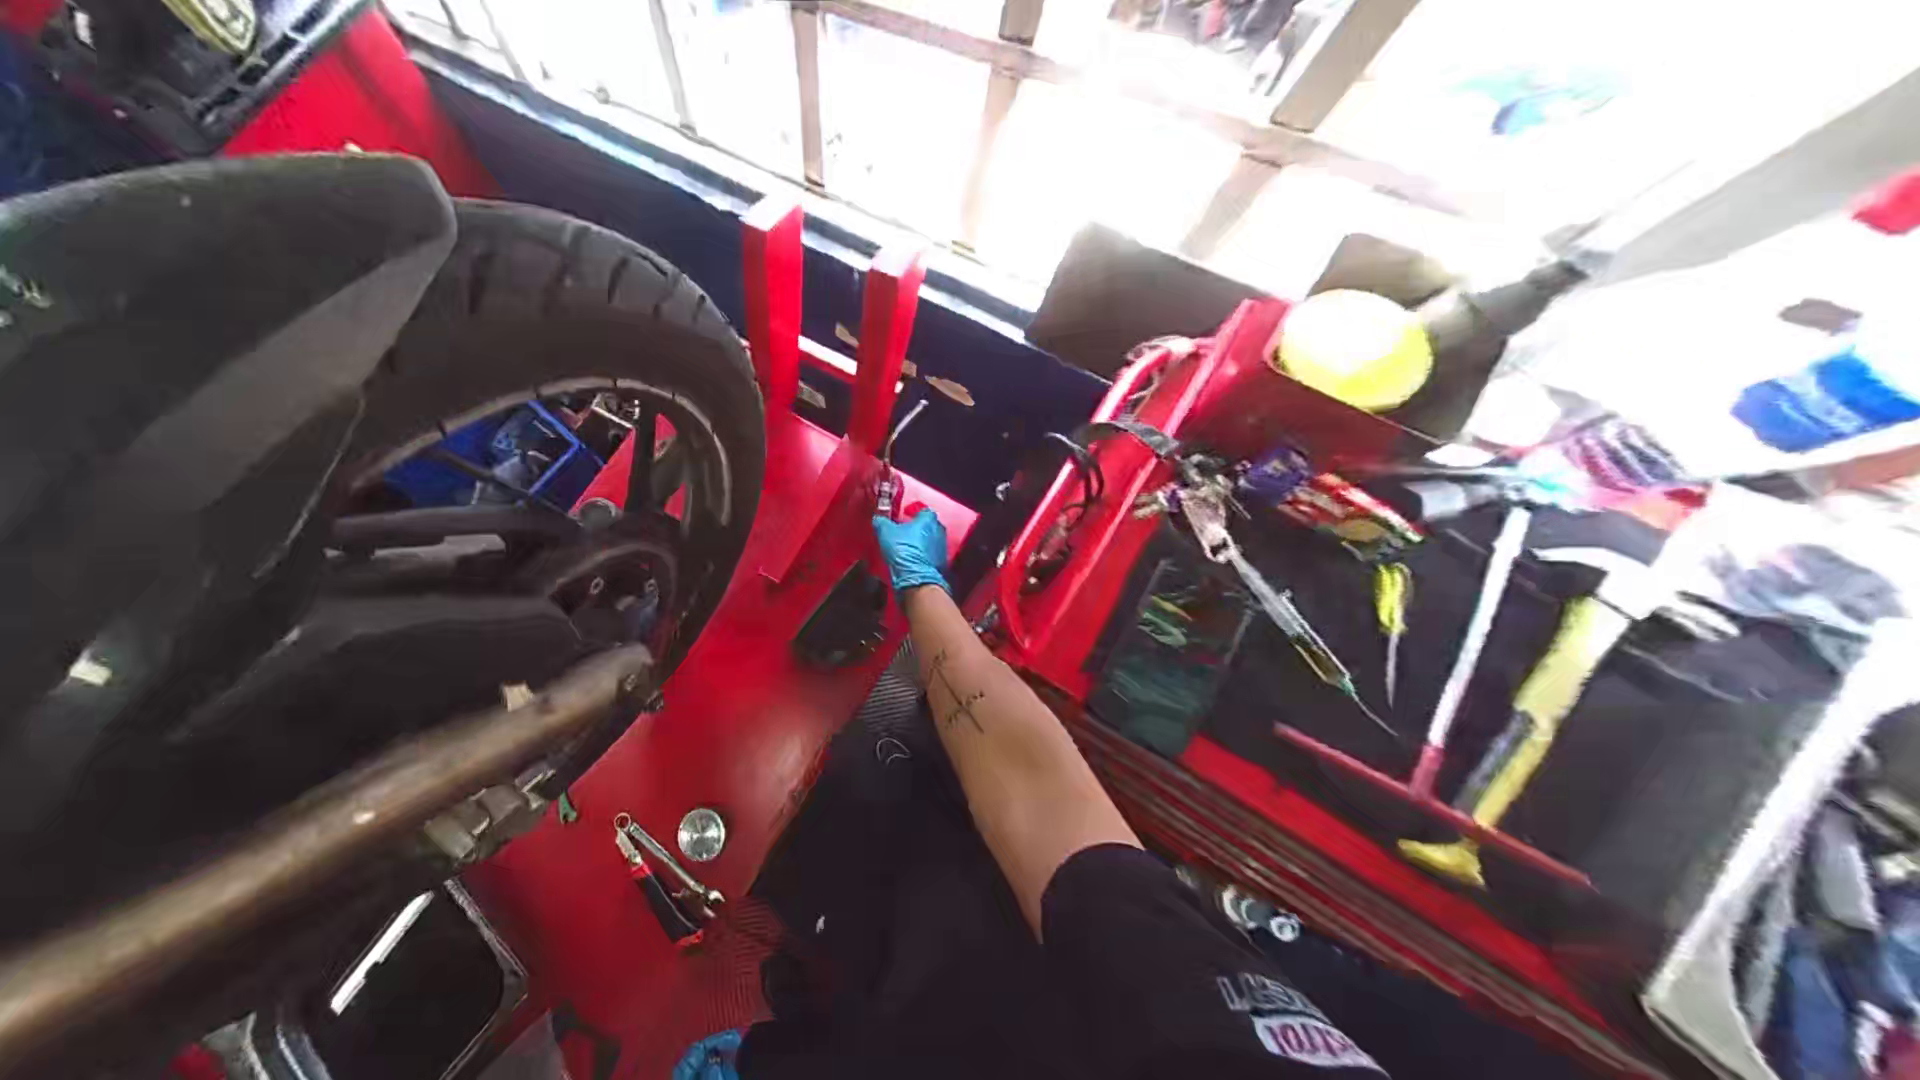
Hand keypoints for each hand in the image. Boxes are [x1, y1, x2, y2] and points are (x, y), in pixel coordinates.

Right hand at [873, 508, 949, 595]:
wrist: (916, 579)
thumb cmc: (904, 551)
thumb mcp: (886, 532)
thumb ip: (882, 522)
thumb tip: (879, 519)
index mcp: (928, 520)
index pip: (922, 511)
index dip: (911, 514)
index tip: (901, 519)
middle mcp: (939, 531)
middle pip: (927, 526)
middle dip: (916, 529)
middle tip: (902, 534)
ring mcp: (942, 548)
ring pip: (929, 541)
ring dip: (919, 544)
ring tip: (905, 549)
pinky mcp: (941, 564)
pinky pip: (930, 556)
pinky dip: (922, 557)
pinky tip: (910, 561)